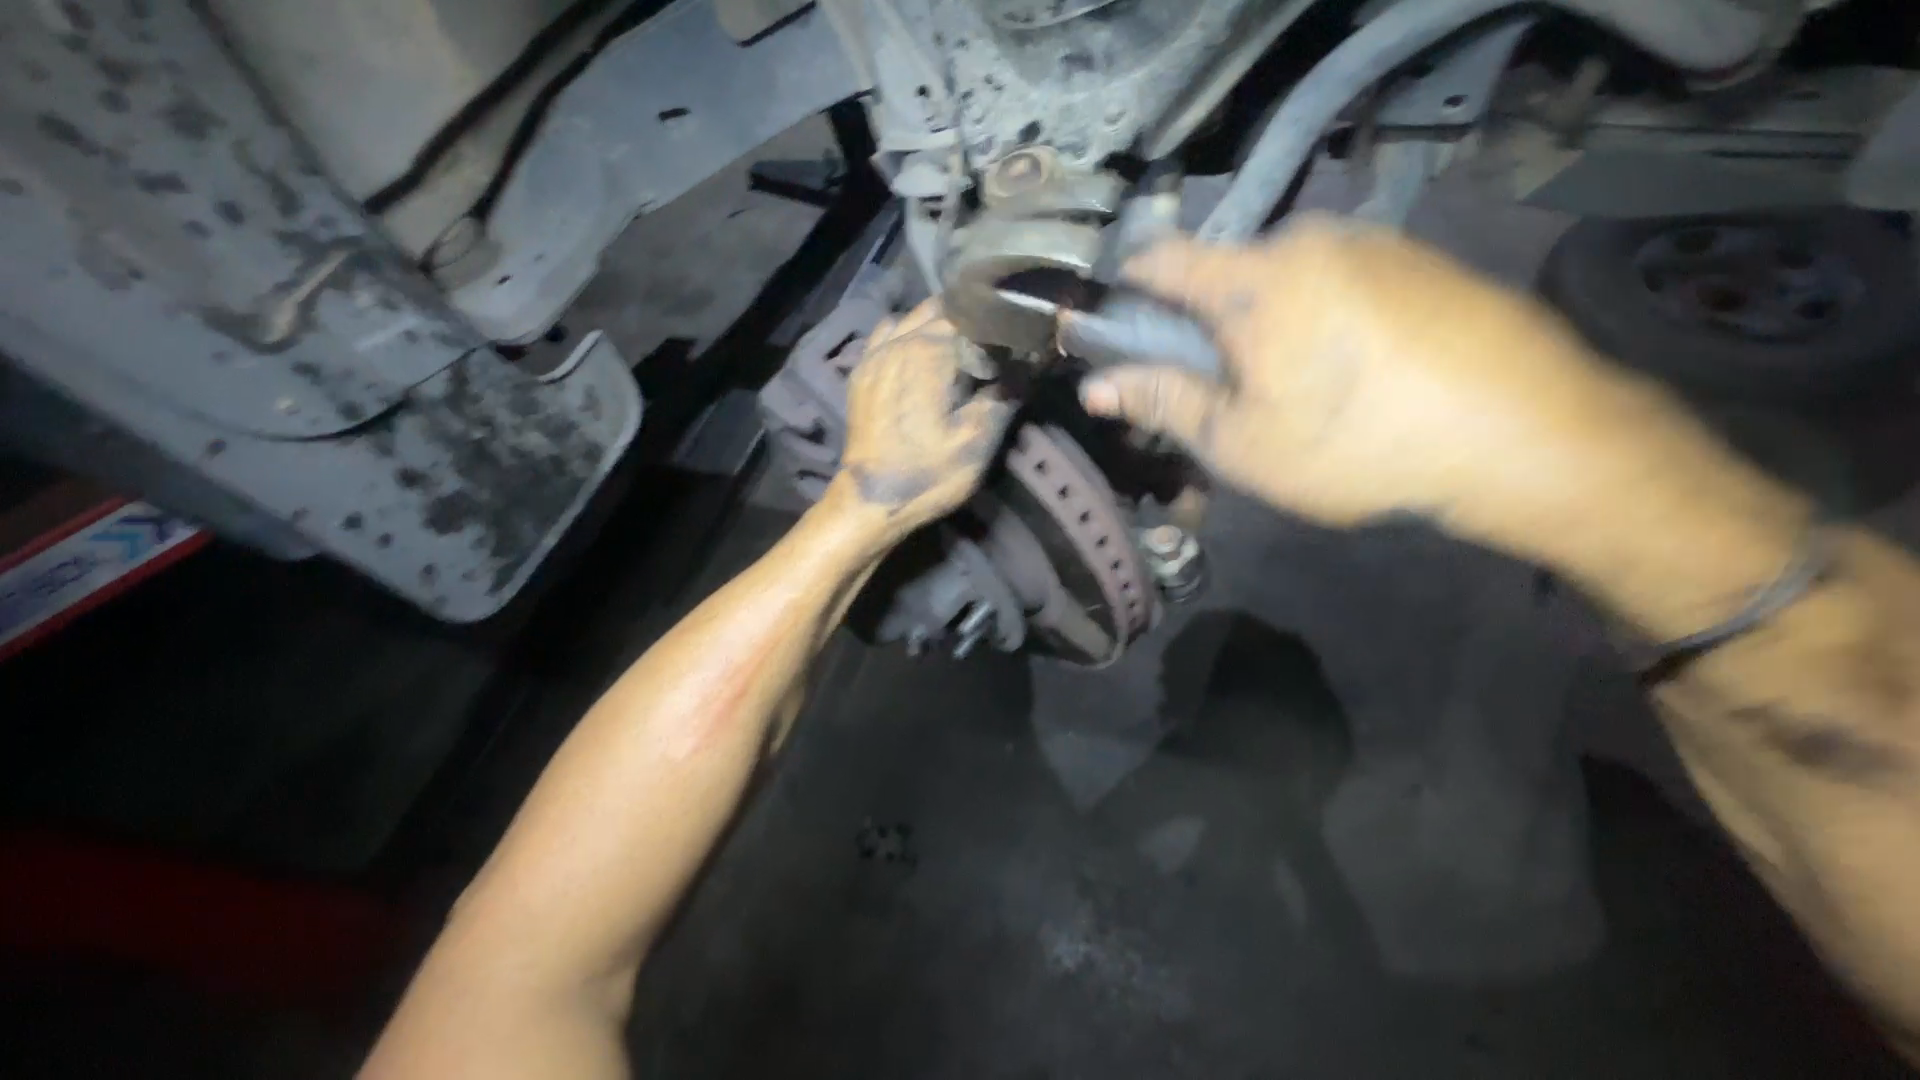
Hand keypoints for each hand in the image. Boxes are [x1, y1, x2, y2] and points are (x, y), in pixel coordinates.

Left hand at [835, 300, 1013, 537]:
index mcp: (931, 349)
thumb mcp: (978, 440)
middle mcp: (901, 338)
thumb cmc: (928, 472)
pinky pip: (888, 331)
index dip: (1004, 330)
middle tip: (996, 349)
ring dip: (941, 323)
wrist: (871, 499)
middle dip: (974, 323)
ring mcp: (876, 351)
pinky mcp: (862, 369)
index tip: (1021, 349)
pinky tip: (921, 352)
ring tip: (962, 347)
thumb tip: (1032, 363)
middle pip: (946, 309)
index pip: (978, 318)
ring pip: (915, 314)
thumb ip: (1006, 394)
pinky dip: (908, 332)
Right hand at [1071, 213, 1721, 553]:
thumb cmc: (1359, 445)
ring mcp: (1372, 241)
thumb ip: (1164, 404)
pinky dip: (1323, 315)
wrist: (1529, 431)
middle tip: (1229, 390)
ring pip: (1285, 276)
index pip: (1158, 257)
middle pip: (1225, 271)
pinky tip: (1359, 372)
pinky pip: (1341, 278)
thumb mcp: (1243, 443)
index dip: (1127, 290)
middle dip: (1209, 322)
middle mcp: (1307, 238)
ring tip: (1302, 389)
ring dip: (1269, 320)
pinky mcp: (1421, 258)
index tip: (1125, 335)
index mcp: (1251, 280)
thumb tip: (1095, 385)